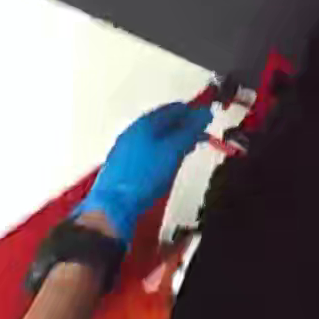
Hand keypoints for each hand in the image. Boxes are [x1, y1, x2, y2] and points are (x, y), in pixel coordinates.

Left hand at [73, 102, 212, 238]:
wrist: (112, 210)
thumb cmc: (144, 175)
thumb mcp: (175, 149)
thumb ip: (193, 129)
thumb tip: (206, 112)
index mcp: (144, 123)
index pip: (176, 108)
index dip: (194, 112)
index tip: (207, 120)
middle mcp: (132, 132)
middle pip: (165, 122)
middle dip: (184, 128)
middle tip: (199, 136)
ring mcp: (124, 150)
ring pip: (156, 138)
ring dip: (174, 141)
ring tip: (186, 151)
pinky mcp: (121, 167)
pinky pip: (148, 151)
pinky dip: (162, 153)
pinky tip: (168, 164)